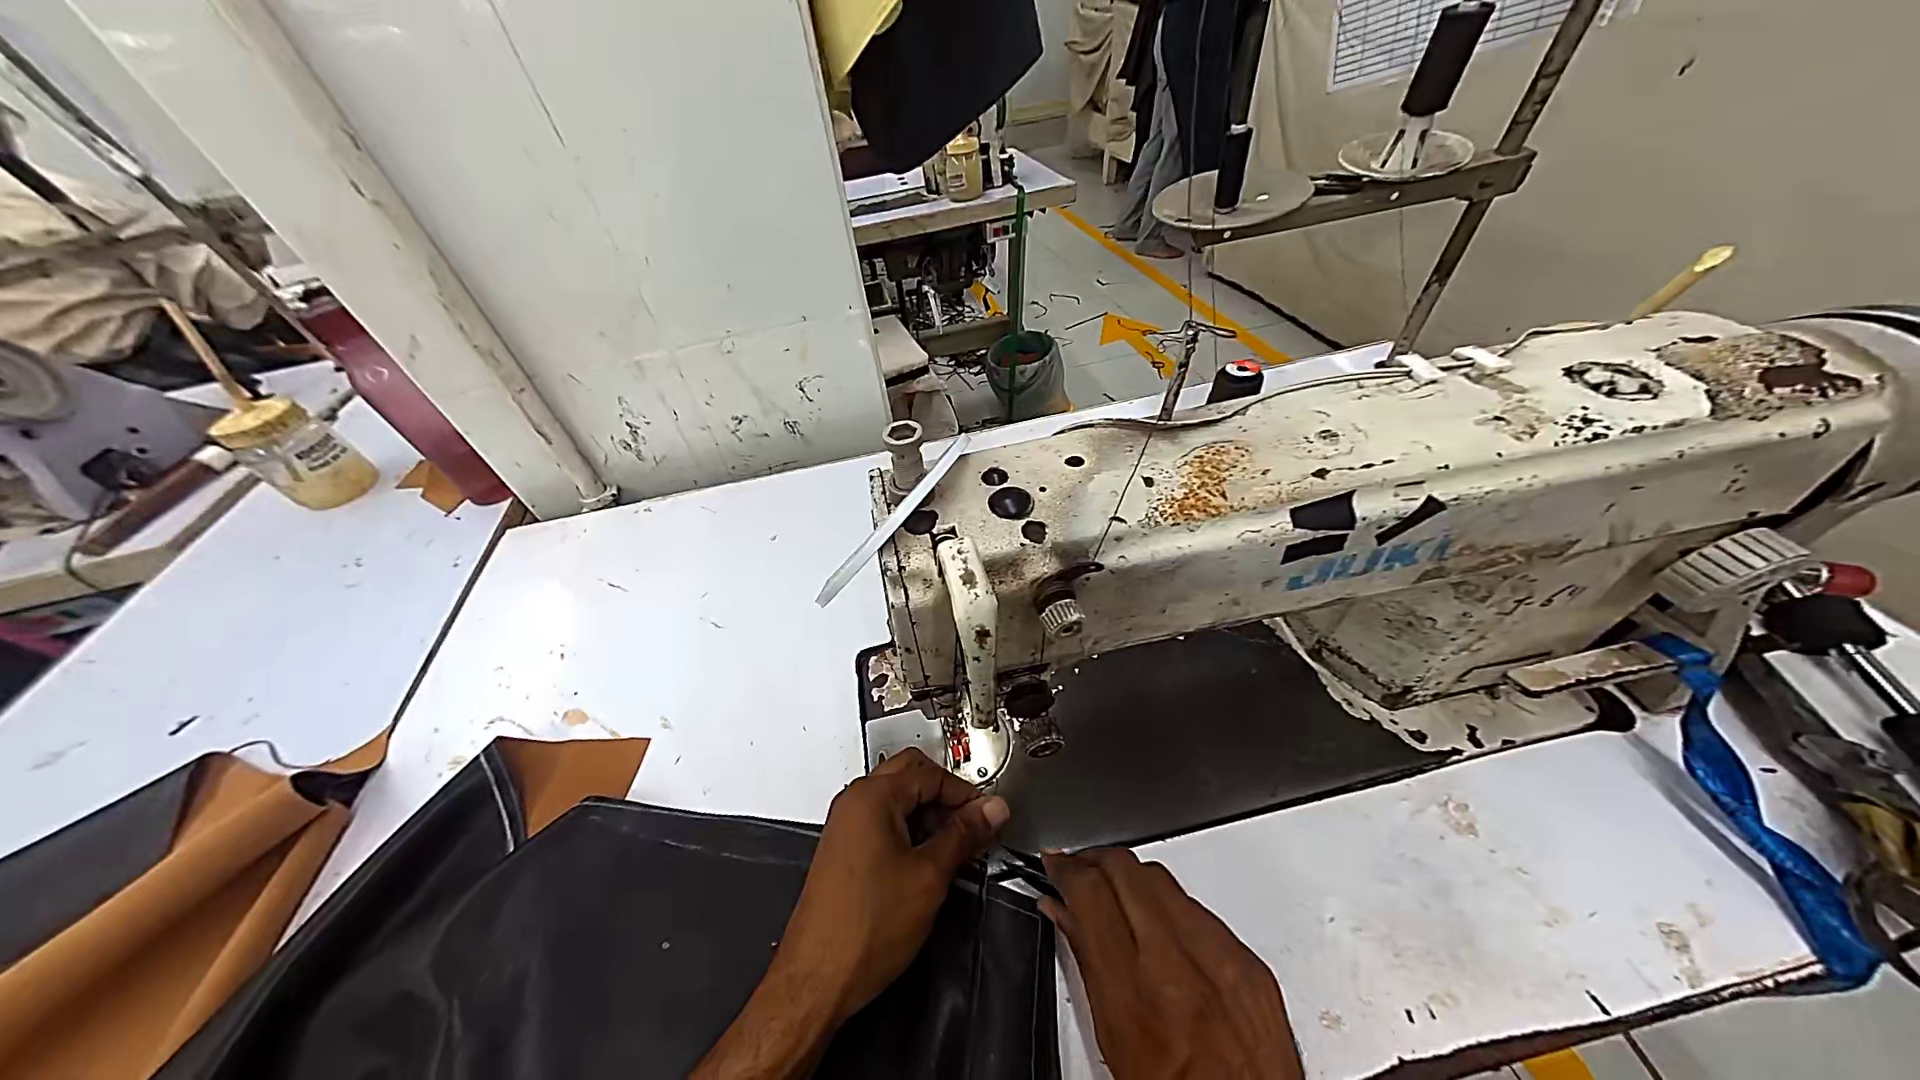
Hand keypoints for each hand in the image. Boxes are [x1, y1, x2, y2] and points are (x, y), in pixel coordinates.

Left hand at [691, 749, 1008, 1078]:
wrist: (818, 978)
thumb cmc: (858, 931)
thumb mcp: (929, 876)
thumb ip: (964, 835)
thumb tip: (988, 810)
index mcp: (871, 797)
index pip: (931, 774)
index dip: (966, 793)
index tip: (987, 813)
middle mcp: (853, 804)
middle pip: (912, 776)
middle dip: (947, 796)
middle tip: (974, 821)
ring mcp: (846, 826)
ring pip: (898, 800)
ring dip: (929, 815)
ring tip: (957, 846)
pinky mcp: (845, 851)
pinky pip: (884, 822)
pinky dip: (911, 832)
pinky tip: (929, 862)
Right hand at [1043, 849, 1302, 1079]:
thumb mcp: (1113, 1039)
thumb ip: (1087, 963)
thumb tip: (1062, 911)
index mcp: (1137, 991)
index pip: (1090, 892)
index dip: (1064, 868)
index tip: (1055, 866)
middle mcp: (1182, 966)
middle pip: (1124, 869)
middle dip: (1093, 861)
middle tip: (1078, 870)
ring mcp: (1222, 958)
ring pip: (1161, 878)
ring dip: (1129, 877)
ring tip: (1115, 892)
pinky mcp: (1251, 961)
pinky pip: (1200, 907)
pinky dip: (1170, 905)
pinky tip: (1160, 922)